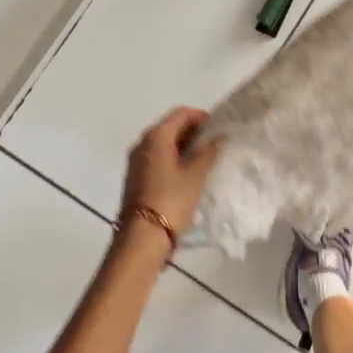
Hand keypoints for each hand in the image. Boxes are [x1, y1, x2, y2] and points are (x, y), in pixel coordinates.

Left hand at [121, 107, 220, 239]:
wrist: (141, 239)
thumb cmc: (170, 200)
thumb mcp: (195, 175)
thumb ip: (207, 152)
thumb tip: (217, 137)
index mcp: (156, 136)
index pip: (181, 113)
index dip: (201, 117)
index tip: (218, 128)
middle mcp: (142, 143)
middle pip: (170, 126)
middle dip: (192, 132)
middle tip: (213, 145)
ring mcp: (135, 161)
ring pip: (162, 144)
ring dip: (182, 147)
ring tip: (203, 160)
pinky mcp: (134, 178)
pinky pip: (156, 158)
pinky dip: (172, 159)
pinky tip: (186, 174)